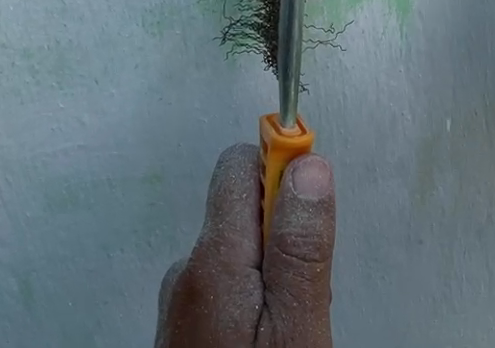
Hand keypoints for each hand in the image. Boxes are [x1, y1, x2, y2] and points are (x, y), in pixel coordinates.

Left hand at [155, 144, 335, 346]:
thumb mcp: (295, 325)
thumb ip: (301, 244)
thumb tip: (309, 165)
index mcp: (212, 259)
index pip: (241, 163)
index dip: (284, 168)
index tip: (313, 203)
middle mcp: (187, 270)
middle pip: (246, 209)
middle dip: (285, 235)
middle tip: (306, 294)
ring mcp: (180, 301)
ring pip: (242, 251)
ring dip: (273, 273)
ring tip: (288, 330)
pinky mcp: (183, 327)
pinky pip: (229, 285)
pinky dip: (254, 299)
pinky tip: (267, 340)